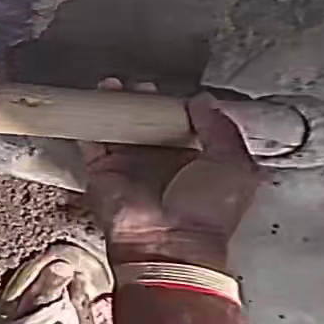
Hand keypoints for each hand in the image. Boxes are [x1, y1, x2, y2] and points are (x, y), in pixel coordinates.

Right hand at [81, 80, 259, 270]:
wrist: (165, 239)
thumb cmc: (206, 208)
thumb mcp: (233, 166)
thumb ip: (221, 130)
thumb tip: (202, 99)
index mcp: (194, 160)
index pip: (183, 124)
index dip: (177, 105)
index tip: (172, 89)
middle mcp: (159, 159)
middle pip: (147, 121)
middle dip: (142, 100)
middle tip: (141, 84)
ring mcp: (127, 163)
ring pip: (118, 125)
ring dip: (114, 105)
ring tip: (113, 85)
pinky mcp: (100, 167)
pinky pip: (92, 139)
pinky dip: (90, 120)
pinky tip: (91, 101)